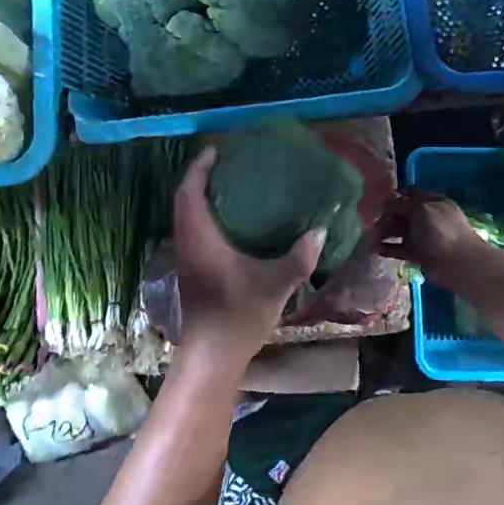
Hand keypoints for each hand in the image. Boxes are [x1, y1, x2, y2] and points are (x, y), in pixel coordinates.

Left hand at [172, 147, 324, 360]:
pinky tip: (228, 221)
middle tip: (224, 164)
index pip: (190, 193)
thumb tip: (320, 231)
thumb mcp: (275, 285)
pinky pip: (190, 231)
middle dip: (199, 179)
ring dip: (199, 197)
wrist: (213, 353)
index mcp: (201, 240)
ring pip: (184, 217)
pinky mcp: (190, 271)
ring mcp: (185, 259)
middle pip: (183, 201)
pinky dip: (202, 216)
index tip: (214, 151)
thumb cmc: (239, 316)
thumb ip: (299, 258)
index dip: (199, 169)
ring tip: (227, 186)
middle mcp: (187, 244)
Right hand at [376, 189, 490, 288]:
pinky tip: (377, 249)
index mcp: (433, 203)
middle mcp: (428, 218)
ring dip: (386, 233)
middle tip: (372, 223)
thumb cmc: (441, 231)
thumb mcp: (421, 209)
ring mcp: (425, 237)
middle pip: (403, 214)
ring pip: (401, 231)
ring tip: (371, 236)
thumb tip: (388, 204)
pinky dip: (390, 248)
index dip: (396, 197)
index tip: (379, 203)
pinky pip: (401, 249)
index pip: (411, 194)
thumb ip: (403, 205)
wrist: (457, 263)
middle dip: (387, 216)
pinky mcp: (420, 254)